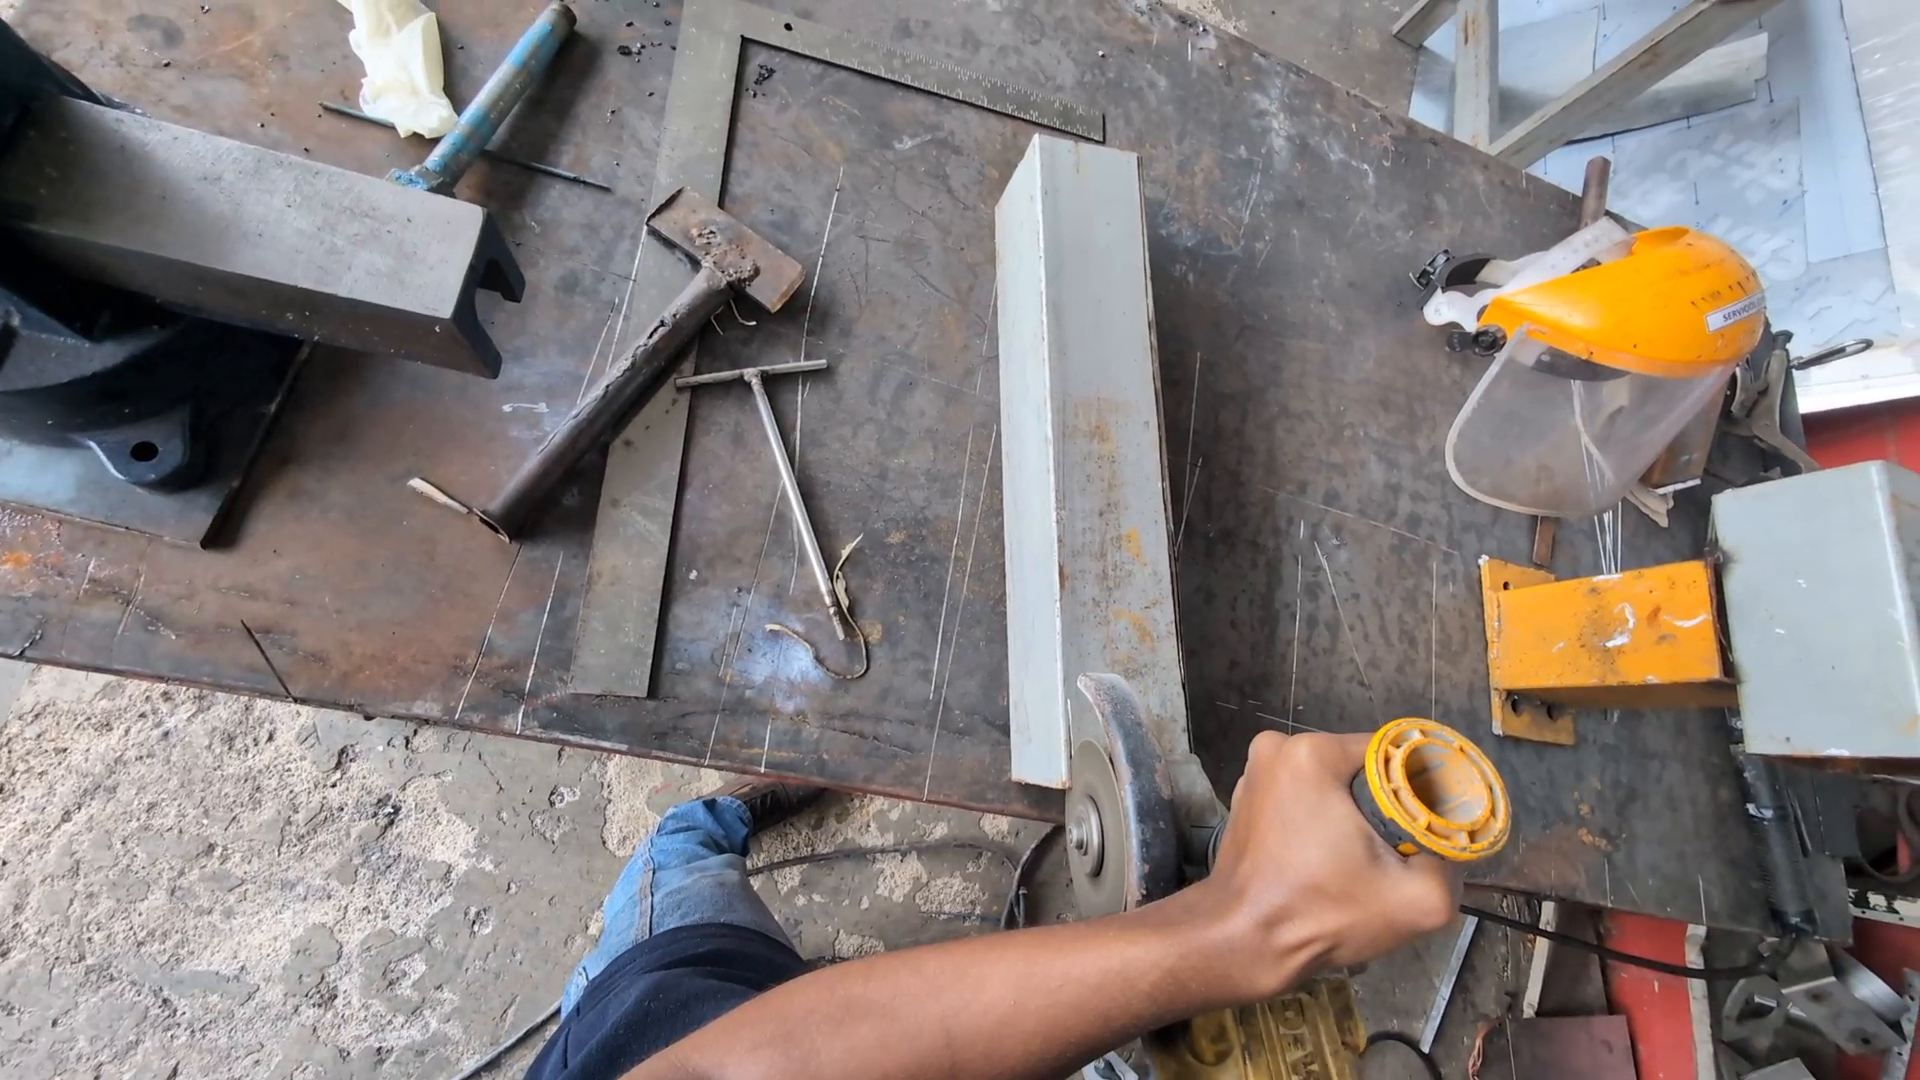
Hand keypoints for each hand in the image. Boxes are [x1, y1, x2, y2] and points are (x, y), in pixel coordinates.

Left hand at [1201, 730, 1460, 996]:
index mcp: (1310, 753)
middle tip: (1401, 846)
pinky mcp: (1245, 797)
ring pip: (1328, 783)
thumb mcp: (1417, 900)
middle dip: (1383, 802)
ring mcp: (1254, 772)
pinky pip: (1299, 796)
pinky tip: (1329, 856)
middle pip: (1356, 766)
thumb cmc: (1324, 910)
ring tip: (1365, 857)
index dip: (1419, 784)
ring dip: (1350, 812)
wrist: (1245, 936)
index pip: (1388, 751)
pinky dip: (1319, 818)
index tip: (1433, 822)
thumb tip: (1452, 847)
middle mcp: (1275, 748)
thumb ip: (1451, 863)